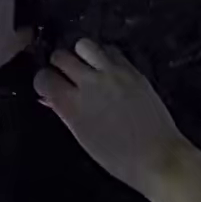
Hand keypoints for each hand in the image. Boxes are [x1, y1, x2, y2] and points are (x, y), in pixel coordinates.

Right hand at [34, 40, 192, 196]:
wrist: (158, 157)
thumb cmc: (117, 157)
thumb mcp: (83, 137)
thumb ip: (64, 112)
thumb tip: (50, 97)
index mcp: (73, 106)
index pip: (44, 78)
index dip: (42, 81)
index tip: (47, 85)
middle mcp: (90, 84)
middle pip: (60, 55)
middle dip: (58, 64)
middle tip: (65, 74)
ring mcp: (112, 73)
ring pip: (84, 44)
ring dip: (80, 54)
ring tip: (86, 66)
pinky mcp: (131, 69)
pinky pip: (110, 49)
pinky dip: (104, 55)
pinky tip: (106, 68)